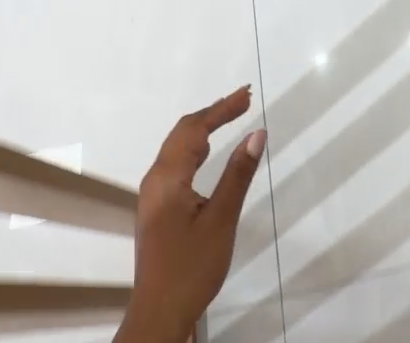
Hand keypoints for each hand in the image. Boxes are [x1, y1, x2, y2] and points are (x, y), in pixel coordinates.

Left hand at [116, 87, 267, 342]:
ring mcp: (153, 194)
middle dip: (213, 112)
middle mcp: (155, 179)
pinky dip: (196, 146)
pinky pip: (176, 162)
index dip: (221, 108)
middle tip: (244, 101)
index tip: (248, 96)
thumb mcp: (222, 219)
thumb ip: (238, 173)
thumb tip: (256, 132)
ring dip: (204, 128)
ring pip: (177, 146)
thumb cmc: (192, 266)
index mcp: (168, 178)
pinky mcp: (157, 207)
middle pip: (183, 132)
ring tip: (231, 116)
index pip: (196, 129)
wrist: (159, 312)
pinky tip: (208, 152)